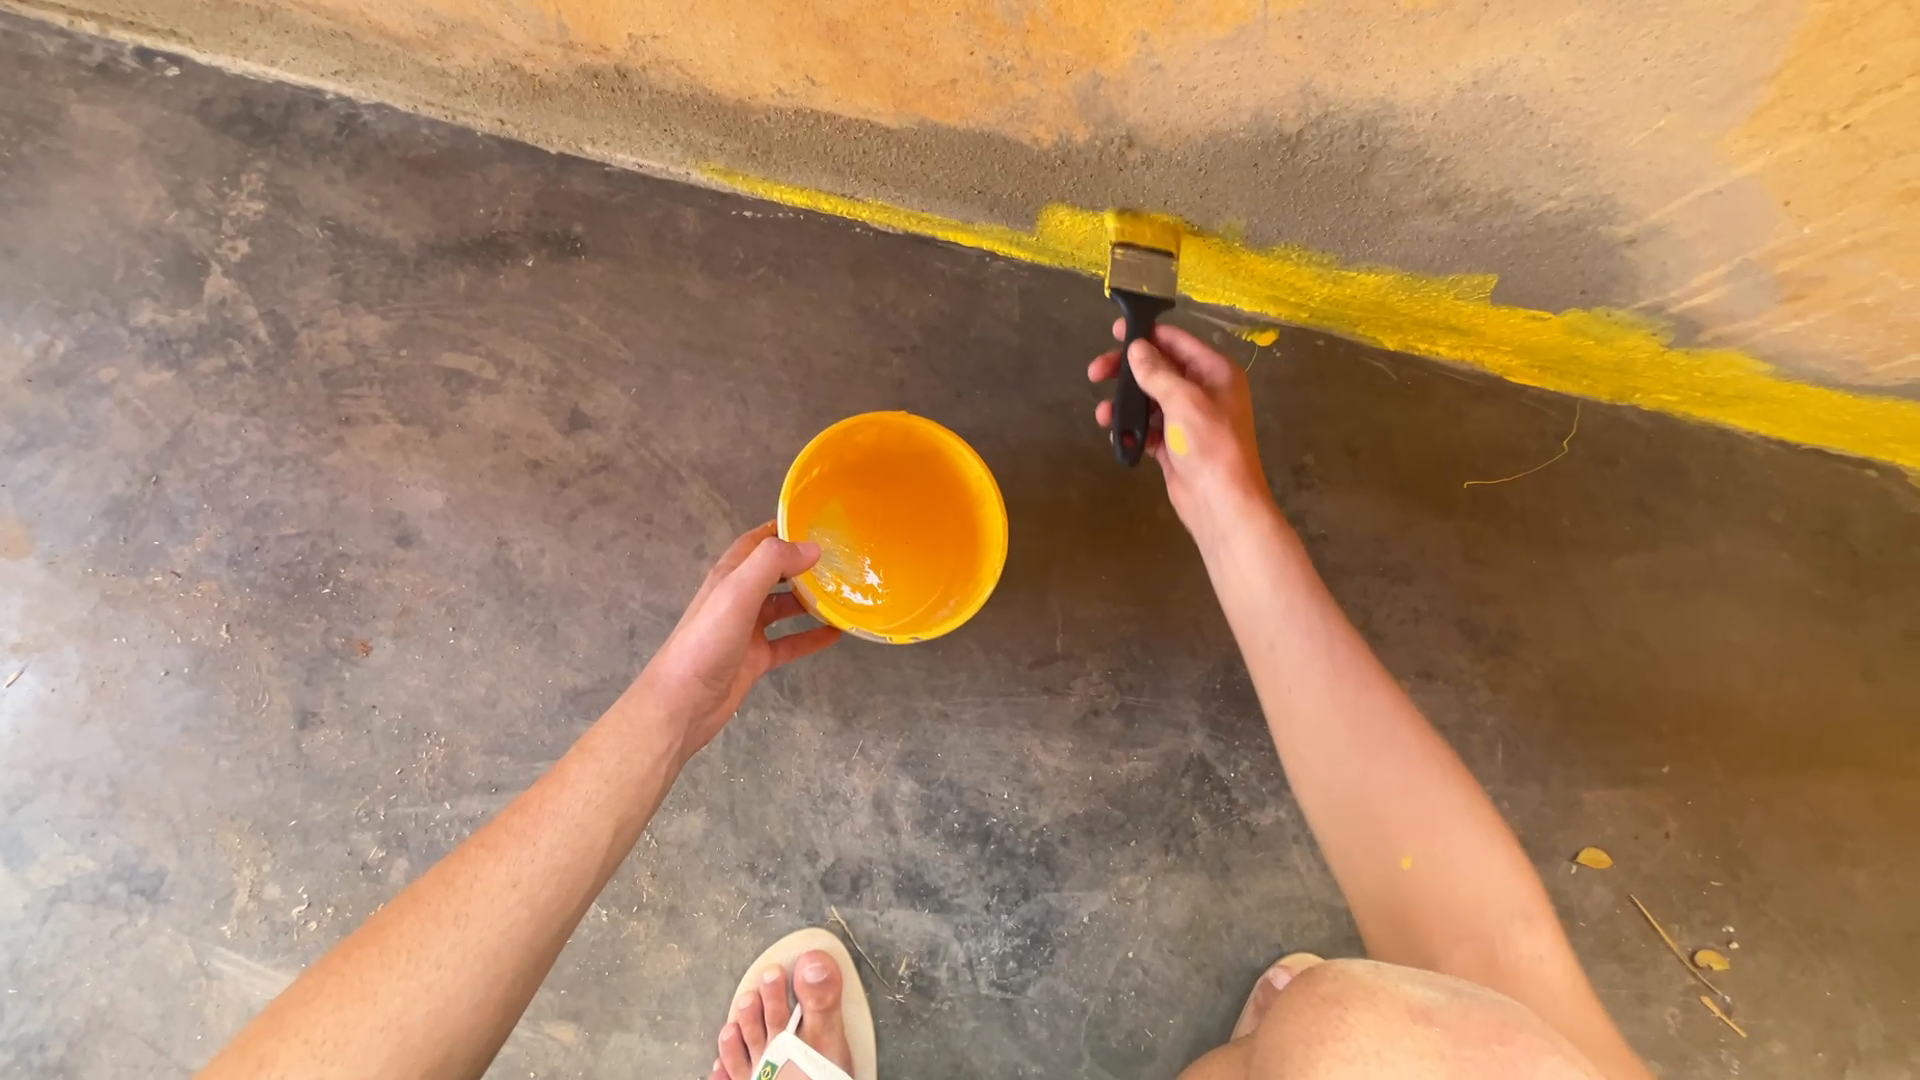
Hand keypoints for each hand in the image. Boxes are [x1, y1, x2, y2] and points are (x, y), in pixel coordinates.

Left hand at [630, 524, 840, 758]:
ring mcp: (748, 630)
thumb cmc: (707, 641)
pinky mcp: (756, 658)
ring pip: (784, 608)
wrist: (683, 703)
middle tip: (840, 559)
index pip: (757, 542)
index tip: (816, 522)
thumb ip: (771, 564)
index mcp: (729, 576)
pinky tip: (836, 633)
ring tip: (844, 594)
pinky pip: (790, 642)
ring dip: (810, 600)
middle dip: (802, 564)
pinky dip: (812, 637)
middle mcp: (739, 598)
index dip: (782, 529)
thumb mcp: (738, 593)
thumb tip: (812, 548)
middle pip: (775, 573)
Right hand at [1090, 321, 1272, 544]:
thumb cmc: (1209, 443)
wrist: (1220, 500)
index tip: (1115, 333)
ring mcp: (1188, 420)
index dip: (1146, 335)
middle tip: (1096, 373)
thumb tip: (1136, 348)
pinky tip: (1115, 433)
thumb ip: (1156, 372)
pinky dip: (1131, 429)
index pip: (1177, 342)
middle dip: (1127, 372)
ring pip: (1149, 401)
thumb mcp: (1183, 400)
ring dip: (1125, 404)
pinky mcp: (1174, 445)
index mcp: (1214, 372)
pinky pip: (1148, 428)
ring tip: (1102, 414)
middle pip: (1159, 370)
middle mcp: (1202, 391)